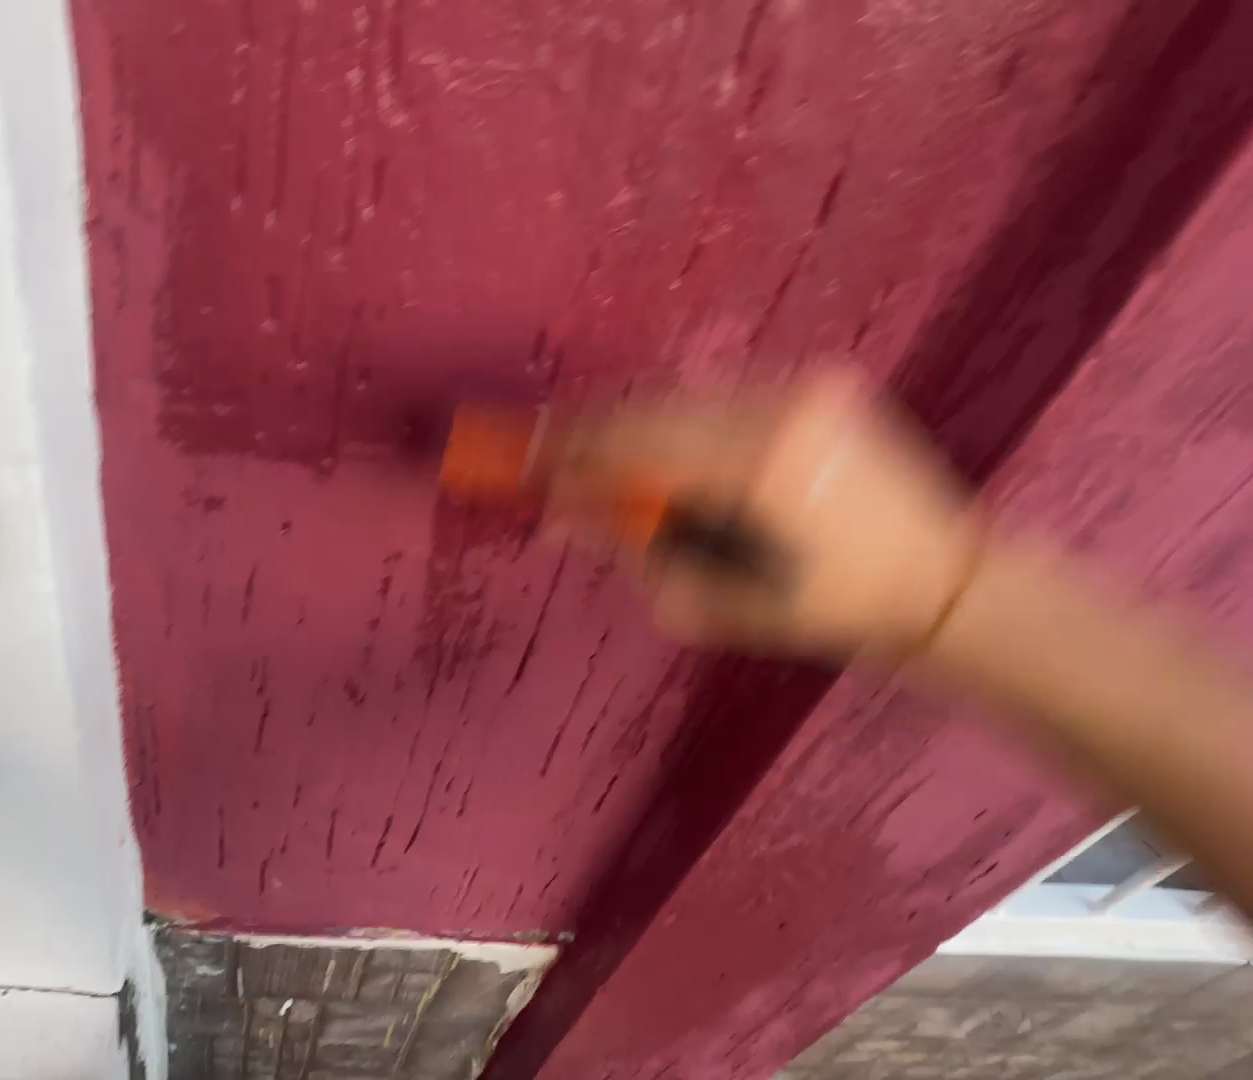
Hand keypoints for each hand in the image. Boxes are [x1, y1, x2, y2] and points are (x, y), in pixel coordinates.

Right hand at [545, 371, 978, 655]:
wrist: (942, 577)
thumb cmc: (821, 610)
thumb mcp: (711, 602)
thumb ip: (633, 551)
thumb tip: (561, 518)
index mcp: (759, 470)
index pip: (633, 449)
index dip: (571, 456)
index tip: (524, 465)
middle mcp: (780, 409)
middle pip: (648, 410)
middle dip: (587, 432)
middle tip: (540, 450)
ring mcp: (803, 384)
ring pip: (678, 395)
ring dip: (628, 423)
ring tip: (589, 449)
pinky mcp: (817, 378)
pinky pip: (715, 394)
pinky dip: (675, 418)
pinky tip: (657, 442)